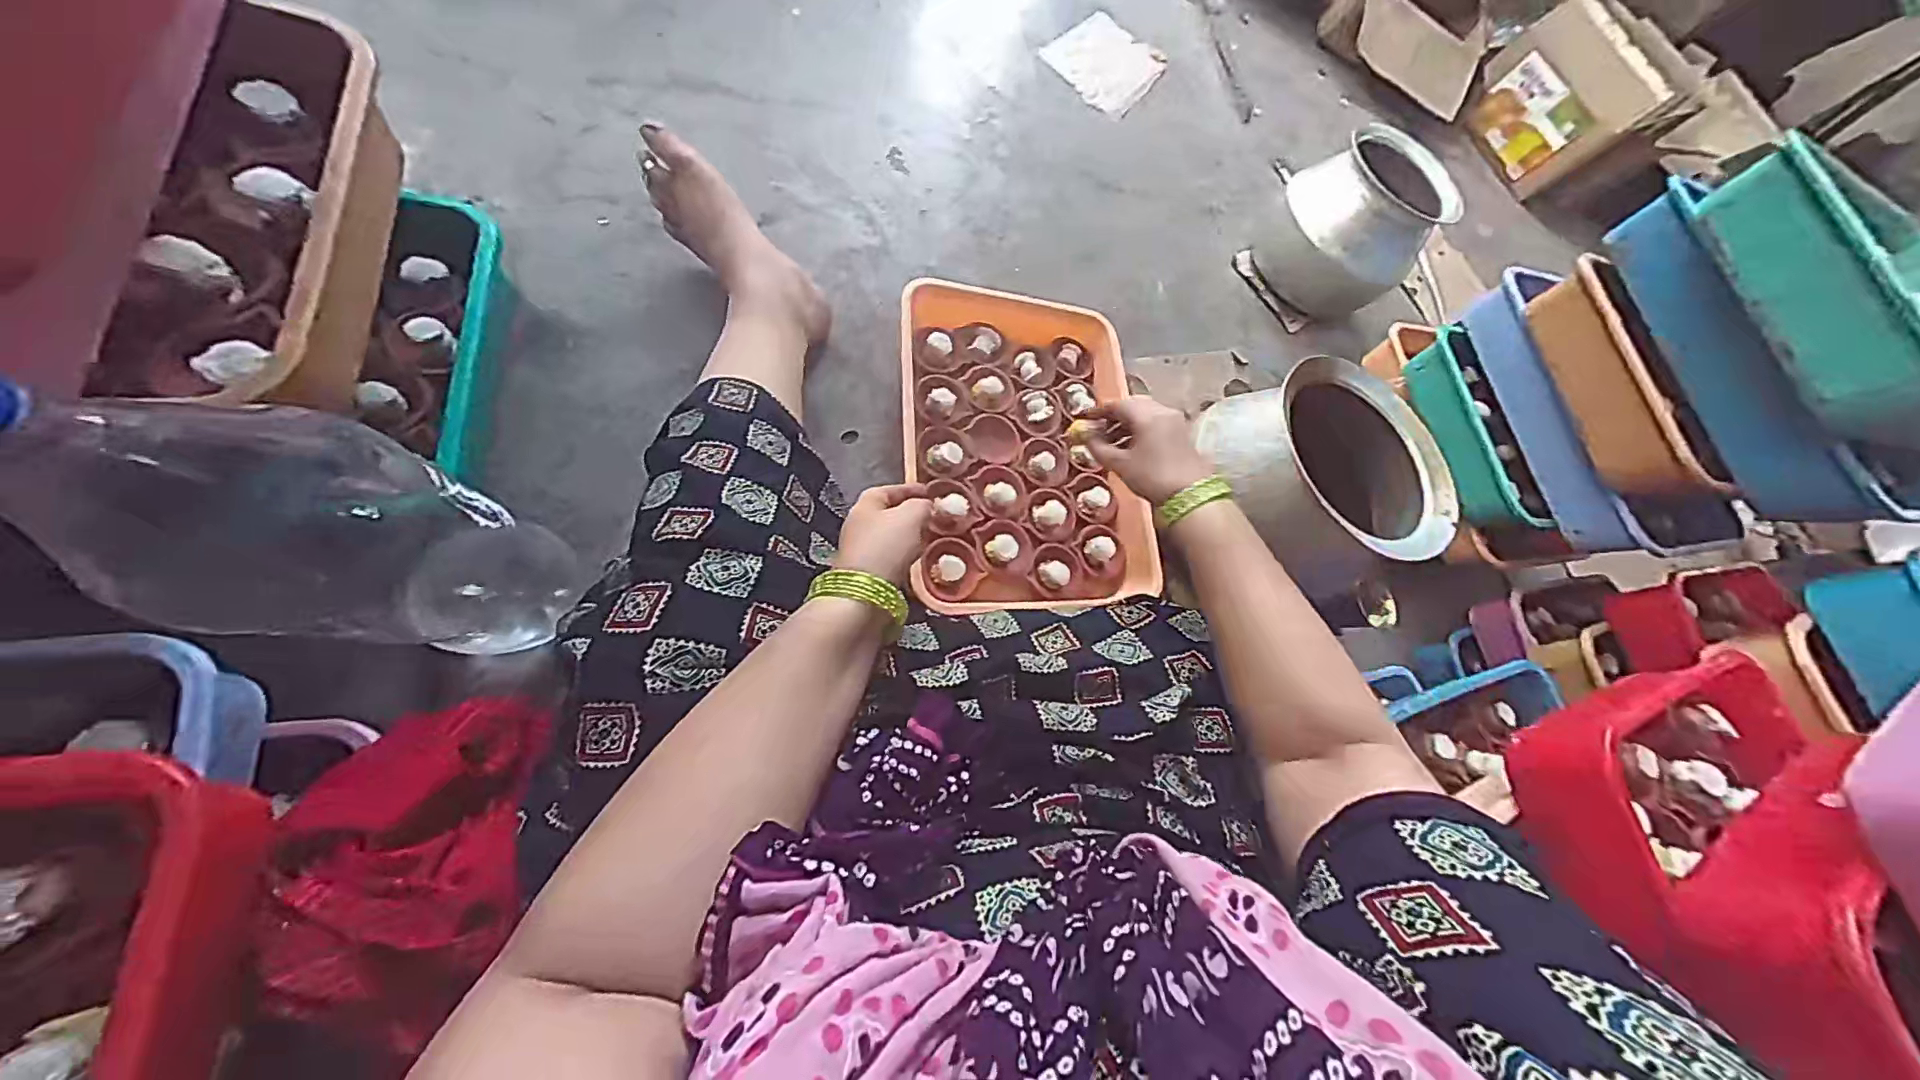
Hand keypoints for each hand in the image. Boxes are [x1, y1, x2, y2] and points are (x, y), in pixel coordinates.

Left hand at [832, 483, 931, 585]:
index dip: (912, 489)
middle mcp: (859, 524)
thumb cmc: (887, 546)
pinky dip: (906, 554)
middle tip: (934, 517)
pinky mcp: (867, 571)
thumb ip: (923, 505)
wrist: (866, 592)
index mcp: (866, 504)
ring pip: (892, 536)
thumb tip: (928, 507)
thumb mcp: (912, 515)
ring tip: (931, 538)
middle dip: (913, 514)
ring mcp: (862, 549)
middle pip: (890, 513)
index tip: (932, 493)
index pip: (891, 489)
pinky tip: (919, 558)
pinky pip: (892, 556)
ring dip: (911, 536)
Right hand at [1081, 397, 1214, 502]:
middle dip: (1113, 416)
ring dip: (1127, 423)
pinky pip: (1156, 422)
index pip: (1117, 405)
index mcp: (1147, 415)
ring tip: (1111, 442)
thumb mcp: (1120, 464)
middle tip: (1098, 430)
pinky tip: (1130, 446)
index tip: (1085, 420)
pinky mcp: (1181, 433)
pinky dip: (1140, 429)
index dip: (1098, 412)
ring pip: (1145, 413)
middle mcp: (1163, 411)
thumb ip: (1098, 447)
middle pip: (1133, 405)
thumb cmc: (1152, 477)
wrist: (1190, 495)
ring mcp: (1175, 421)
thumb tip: (1084, 435)